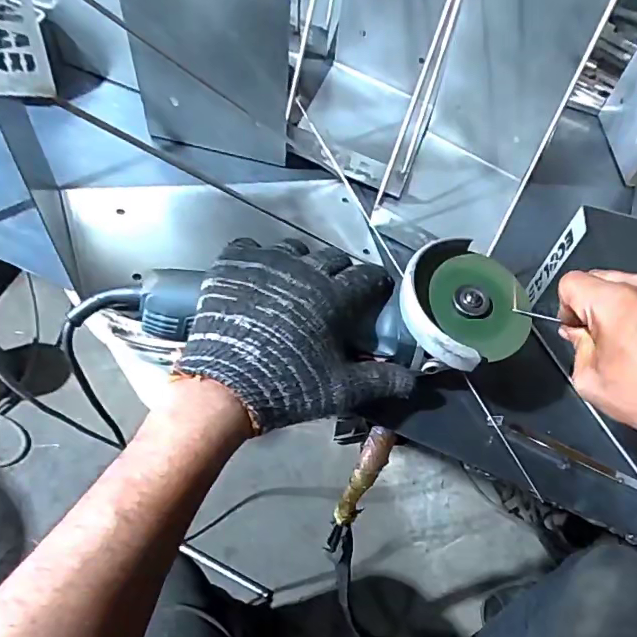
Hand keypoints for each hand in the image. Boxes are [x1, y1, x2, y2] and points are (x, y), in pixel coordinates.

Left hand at [174, 238, 414, 432]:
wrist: (225, 388)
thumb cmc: (290, 385)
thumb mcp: (342, 389)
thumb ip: (381, 380)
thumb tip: (412, 381)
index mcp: (334, 297)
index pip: (367, 277)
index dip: (376, 283)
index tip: (377, 292)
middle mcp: (304, 271)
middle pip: (333, 258)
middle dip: (341, 273)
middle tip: (338, 294)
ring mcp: (267, 264)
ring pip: (294, 249)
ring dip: (303, 263)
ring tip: (298, 285)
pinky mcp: (233, 265)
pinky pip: (252, 247)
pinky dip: (260, 258)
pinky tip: (261, 277)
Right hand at [556, 269, 636, 447]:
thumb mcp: (590, 380)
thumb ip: (576, 346)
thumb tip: (578, 331)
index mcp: (614, 303)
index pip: (572, 282)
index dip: (568, 307)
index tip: (578, 326)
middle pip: (604, 279)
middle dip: (599, 306)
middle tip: (609, 340)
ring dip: (631, 307)